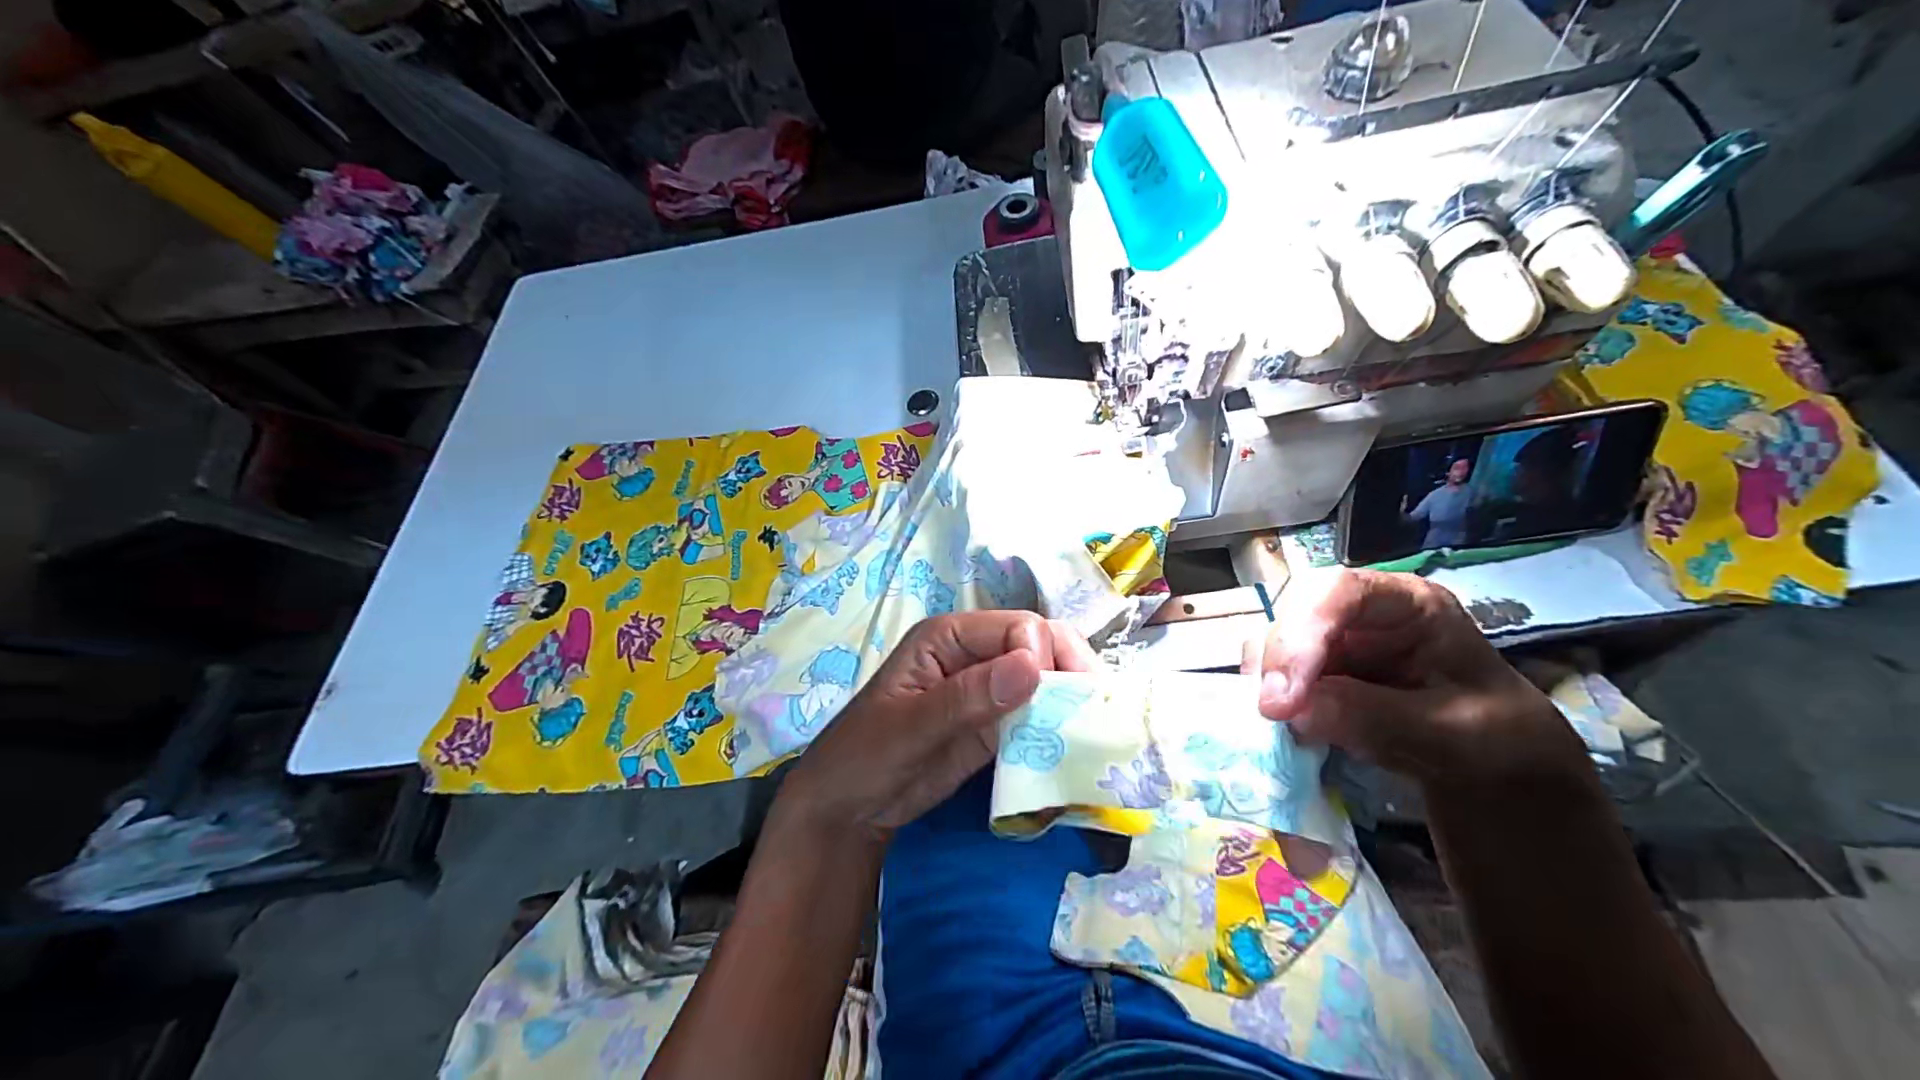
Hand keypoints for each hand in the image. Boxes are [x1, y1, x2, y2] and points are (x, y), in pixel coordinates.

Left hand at [773, 611, 1097, 845]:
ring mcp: (987, 689)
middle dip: (1070, 672)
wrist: (848, 810)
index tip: (1057, 699)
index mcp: (948, 637)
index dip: (1043, 655)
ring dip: (1072, 700)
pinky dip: (1059, 727)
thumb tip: (1033, 666)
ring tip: (1098, 728)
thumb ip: (968, 698)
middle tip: (1096, 712)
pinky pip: (1038, 715)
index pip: (1017, 628)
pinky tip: (1078, 744)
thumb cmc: (864, 757)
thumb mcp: (910, 729)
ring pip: (1046, 680)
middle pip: (1040, 646)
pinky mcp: (995, 723)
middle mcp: (973, 654)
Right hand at [1246, 568, 1587, 791]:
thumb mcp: (1453, 735)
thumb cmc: (1495, 741)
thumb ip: (1377, 718)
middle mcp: (1360, 613)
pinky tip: (1281, 723)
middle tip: (1273, 712)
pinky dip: (1268, 696)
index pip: (1341, 593)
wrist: (1500, 770)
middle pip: (1297, 611)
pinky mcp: (1313, 672)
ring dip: (1267, 679)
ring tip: (1278, 722)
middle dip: (1280, 658)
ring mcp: (1332, 641)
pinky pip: (1273, 673)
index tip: (1286, 698)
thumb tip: (1296, 709)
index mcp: (1409, 604)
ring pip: (1276, 641)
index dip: (1303, 634)